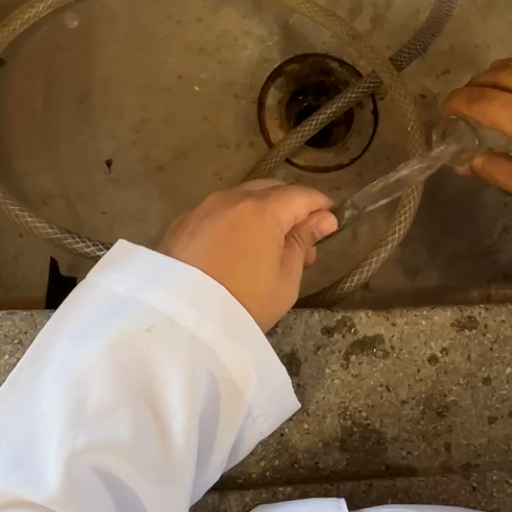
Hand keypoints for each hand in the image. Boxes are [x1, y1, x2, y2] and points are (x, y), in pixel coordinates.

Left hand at [159, 180, 337, 330]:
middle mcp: (231, 198)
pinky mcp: (182, 223)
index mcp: (262, 210)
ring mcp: (203, 207)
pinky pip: (218, 212)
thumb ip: (303, 242)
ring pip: (242, 199)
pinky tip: (236, 249)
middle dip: (291, 208)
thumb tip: (323, 219)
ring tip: (269, 248)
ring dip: (261, 214)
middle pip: (270, 190)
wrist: (180, 320)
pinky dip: (234, 222)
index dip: (321, 206)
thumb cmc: (243, 302)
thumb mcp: (285, 280)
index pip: (301, 196)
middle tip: (301, 242)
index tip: (332, 221)